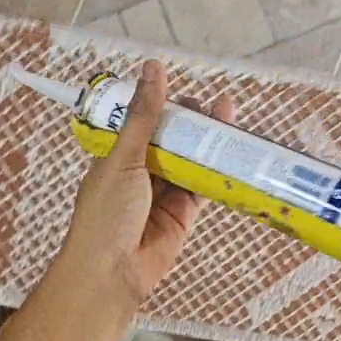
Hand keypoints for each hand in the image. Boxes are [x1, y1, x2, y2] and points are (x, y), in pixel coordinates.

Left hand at [52, 60, 233, 307]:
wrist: (111, 273)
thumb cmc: (106, 213)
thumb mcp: (123, 158)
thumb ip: (143, 116)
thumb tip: (152, 68)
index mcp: (115, 158)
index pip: (139, 124)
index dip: (159, 106)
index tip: (179, 90)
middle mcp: (139, 174)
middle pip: (169, 141)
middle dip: (190, 122)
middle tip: (211, 105)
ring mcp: (162, 196)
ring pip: (189, 162)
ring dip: (206, 142)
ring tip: (228, 115)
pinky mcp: (182, 216)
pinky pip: (202, 189)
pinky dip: (218, 171)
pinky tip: (234, 149)